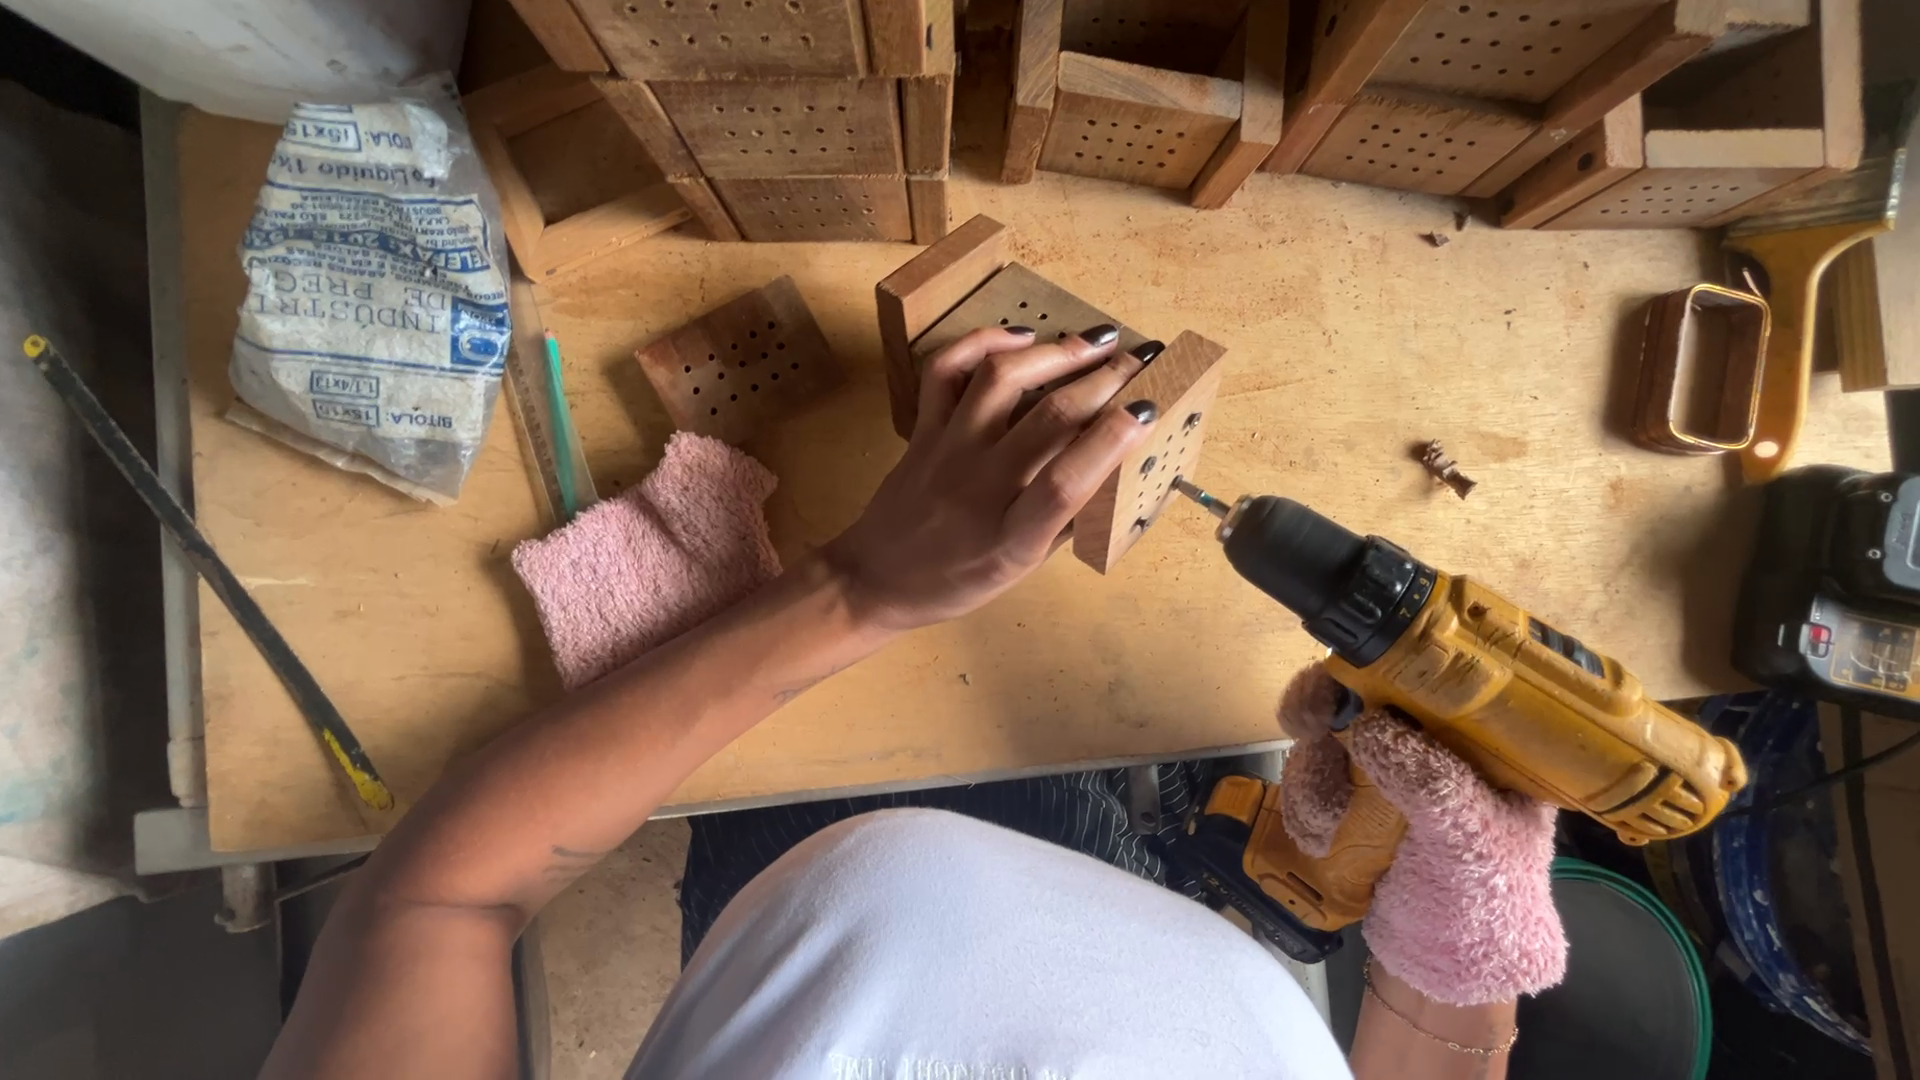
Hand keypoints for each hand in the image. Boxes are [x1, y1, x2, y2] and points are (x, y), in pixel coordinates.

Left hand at [824, 324, 1163, 630]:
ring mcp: (945, 452)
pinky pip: (946, 371)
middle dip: (1103, 381)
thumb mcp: (1018, 572)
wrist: (875, 579)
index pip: (1067, 484)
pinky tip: (1022, 336)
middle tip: (1140, 361)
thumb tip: (1108, 467)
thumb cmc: (955, 582)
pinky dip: (983, 342)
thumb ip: (1060, 522)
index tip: (1148, 408)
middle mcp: (979, 488)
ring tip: (1095, 341)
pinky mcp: (921, 431)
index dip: (1112, 440)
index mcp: (1010, 539)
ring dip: (1055, 352)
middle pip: (1047, 420)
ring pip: (1000, 381)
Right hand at [1278, 664, 1566, 1005]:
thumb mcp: (1470, 846)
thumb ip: (1430, 783)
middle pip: (1362, 695)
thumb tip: (1368, 721)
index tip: (1340, 684)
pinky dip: (1301, 798)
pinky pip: (1309, 771)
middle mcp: (1431, 745)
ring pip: (1325, 735)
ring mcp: (1387, 769)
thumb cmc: (1480, 908)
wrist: (1443, 969)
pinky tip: (1316, 835)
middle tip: (1303, 727)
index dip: (1379, 667)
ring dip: (1309, 774)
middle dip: (1323, 714)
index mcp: (1483, 745)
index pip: (1431, 679)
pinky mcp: (1350, 793)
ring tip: (1322, 826)